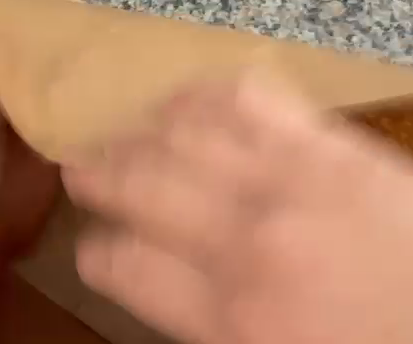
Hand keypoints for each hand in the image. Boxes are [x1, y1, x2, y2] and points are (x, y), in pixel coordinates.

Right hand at [62, 73, 412, 343]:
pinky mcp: (332, 142)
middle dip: (96, 174)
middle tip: (81, 171)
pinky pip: (242, 95)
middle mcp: (246, 237)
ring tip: (128, 133)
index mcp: (238, 322)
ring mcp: (289, 178)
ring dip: (140, 129)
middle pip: (135, 180)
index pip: (123, 263)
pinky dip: (204, 93)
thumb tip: (185, 310)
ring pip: (177, 127)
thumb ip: (225, 337)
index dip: (96, 253)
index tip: (91, 248)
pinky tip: (193, 100)